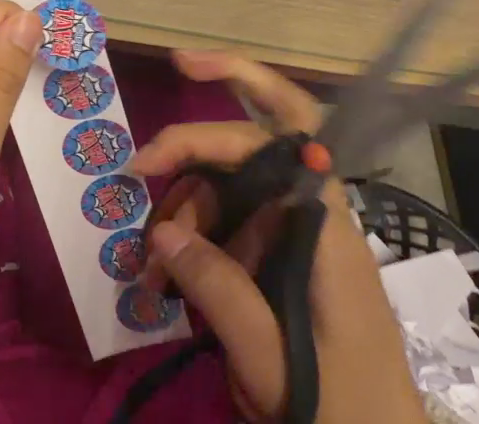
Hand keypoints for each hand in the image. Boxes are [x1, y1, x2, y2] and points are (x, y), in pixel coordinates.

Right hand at [130, 50, 425, 423]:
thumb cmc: (341, 415)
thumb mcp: (274, 362)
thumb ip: (219, 290)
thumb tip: (162, 229)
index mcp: (326, 231)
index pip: (288, 134)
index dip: (241, 88)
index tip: (175, 95)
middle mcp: (309, 220)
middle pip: (248, 149)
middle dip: (189, 147)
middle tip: (138, 169)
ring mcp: (290, 241)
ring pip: (223, 192)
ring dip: (179, 215)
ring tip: (150, 272)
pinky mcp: (273, 264)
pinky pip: (221, 230)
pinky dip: (186, 244)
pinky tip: (163, 281)